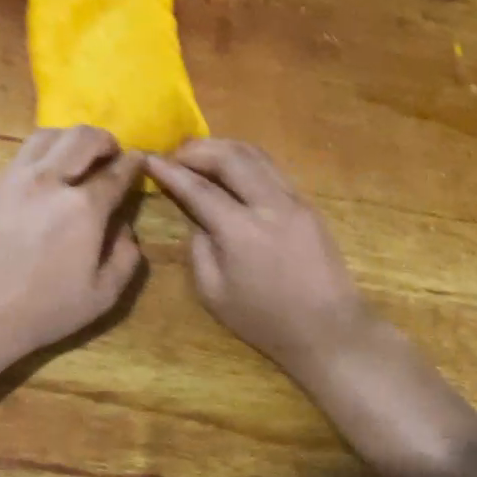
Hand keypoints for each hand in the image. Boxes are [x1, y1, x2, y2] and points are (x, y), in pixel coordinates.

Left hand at [0, 126, 143, 356]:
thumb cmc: (45, 310)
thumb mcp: (103, 295)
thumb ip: (126, 256)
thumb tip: (125, 226)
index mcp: (82, 208)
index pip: (116, 172)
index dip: (133, 163)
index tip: (138, 161)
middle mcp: (48, 181)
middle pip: (82, 137)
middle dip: (104, 140)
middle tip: (108, 154)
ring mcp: (12, 180)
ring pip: (45, 136)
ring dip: (68, 141)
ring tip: (73, 158)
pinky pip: (17, 160)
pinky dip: (37, 161)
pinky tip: (38, 185)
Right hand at [145, 140, 375, 378]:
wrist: (328, 329)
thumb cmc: (265, 320)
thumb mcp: (214, 293)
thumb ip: (198, 249)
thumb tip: (196, 219)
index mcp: (241, 232)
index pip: (199, 189)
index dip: (170, 172)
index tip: (148, 158)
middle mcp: (269, 206)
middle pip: (230, 157)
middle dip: (197, 149)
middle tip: (174, 154)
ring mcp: (294, 200)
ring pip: (256, 154)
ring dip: (223, 147)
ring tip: (199, 153)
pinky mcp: (307, 203)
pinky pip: (271, 168)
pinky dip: (245, 159)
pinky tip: (230, 167)